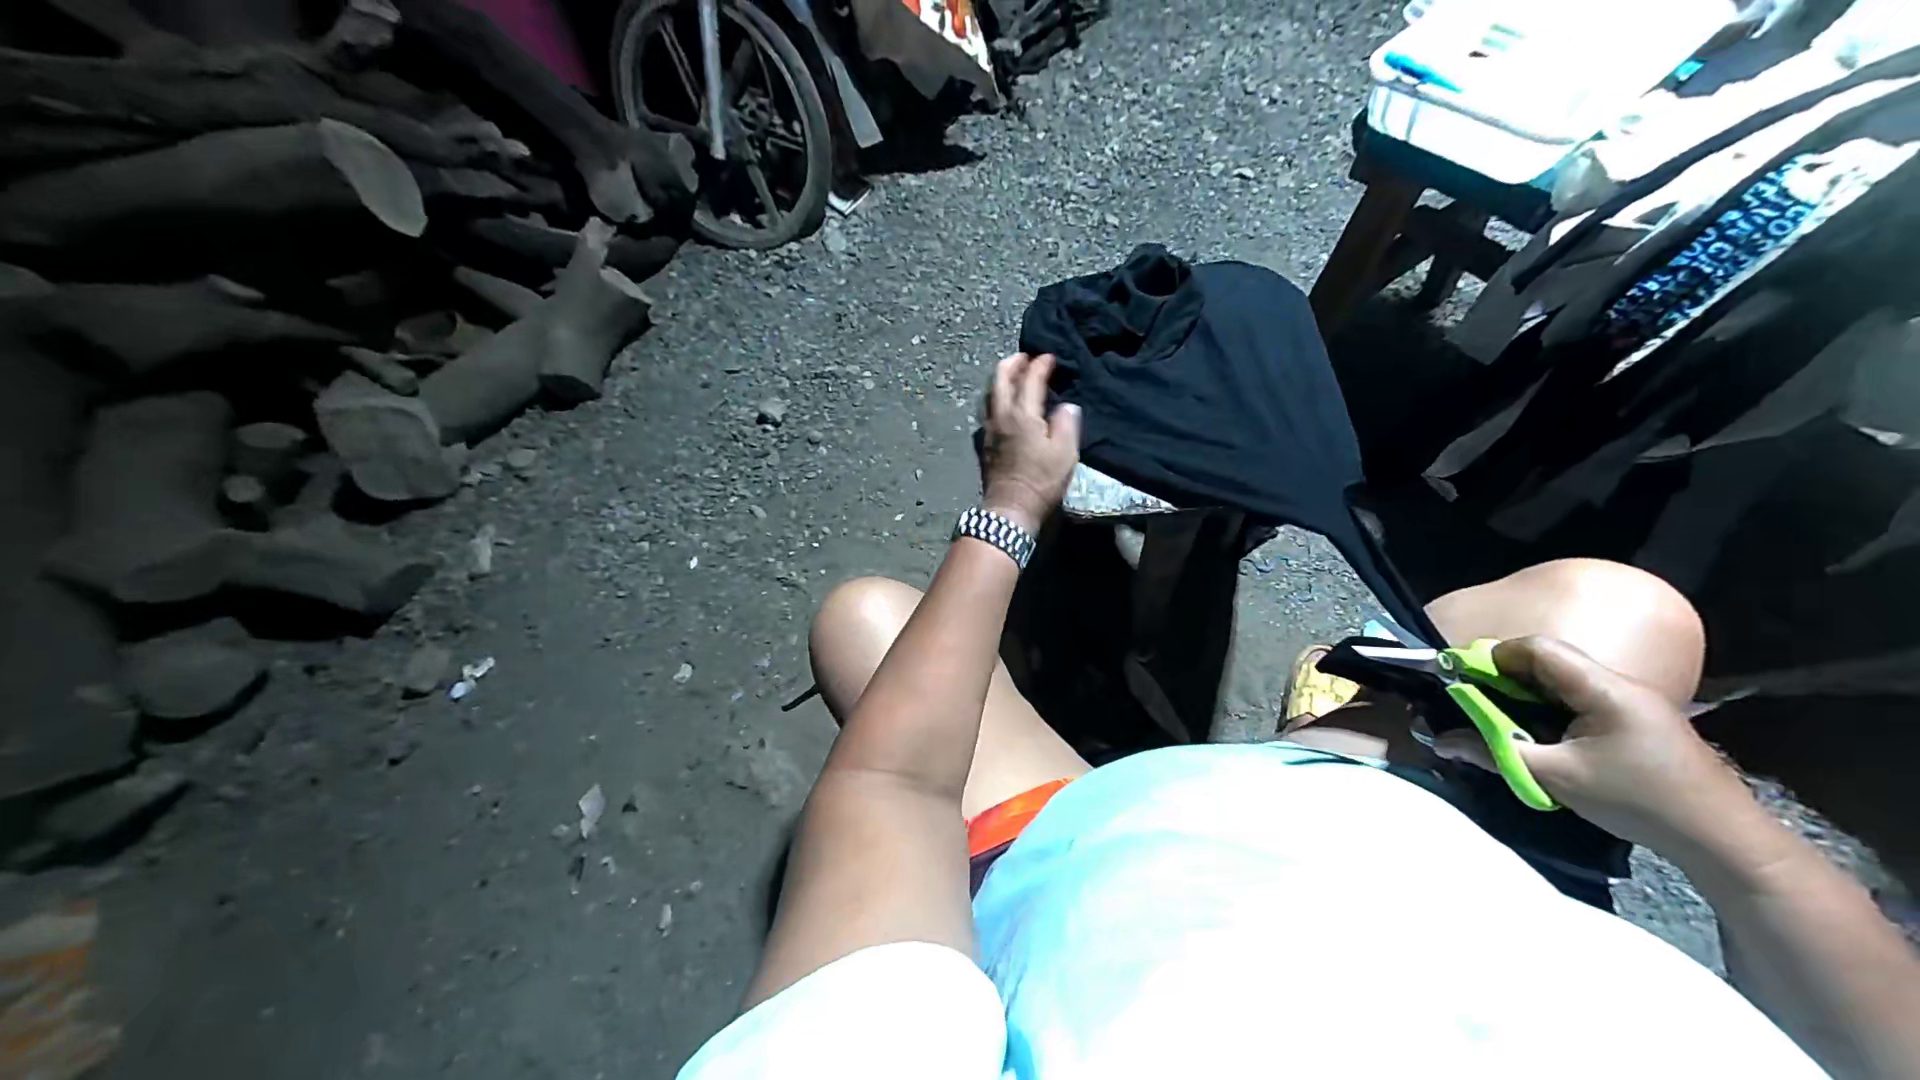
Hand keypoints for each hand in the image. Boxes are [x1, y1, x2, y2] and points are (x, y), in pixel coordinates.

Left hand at [980, 353, 1080, 533]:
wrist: (1010, 508)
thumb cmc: (1041, 481)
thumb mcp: (1065, 452)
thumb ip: (1066, 423)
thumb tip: (1065, 406)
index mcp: (1022, 414)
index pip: (1030, 379)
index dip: (1041, 364)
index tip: (1051, 357)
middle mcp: (1000, 415)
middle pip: (1000, 378)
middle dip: (1013, 362)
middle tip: (1026, 357)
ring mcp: (988, 429)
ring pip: (990, 393)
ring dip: (1002, 379)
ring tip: (1015, 375)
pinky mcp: (984, 443)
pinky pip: (988, 410)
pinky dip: (997, 398)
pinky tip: (1006, 404)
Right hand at [1432, 636, 1750, 848]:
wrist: (1724, 840)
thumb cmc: (1639, 802)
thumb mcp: (1555, 778)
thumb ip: (1494, 752)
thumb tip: (1440, 741)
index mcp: (1604, 689)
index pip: (1538, 648)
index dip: (1494, 657)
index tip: (1465, 680)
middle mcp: (1620, 684)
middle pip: (1548, 659)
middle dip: (1505, 676)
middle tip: (1477, 701)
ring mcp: (1633, 700)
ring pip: (1562, 678)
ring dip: (1526, 692)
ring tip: (1503, 719)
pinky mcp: (1636, 718)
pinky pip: (1578, 696)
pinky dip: (1548, 705)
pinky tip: (1540, 732)